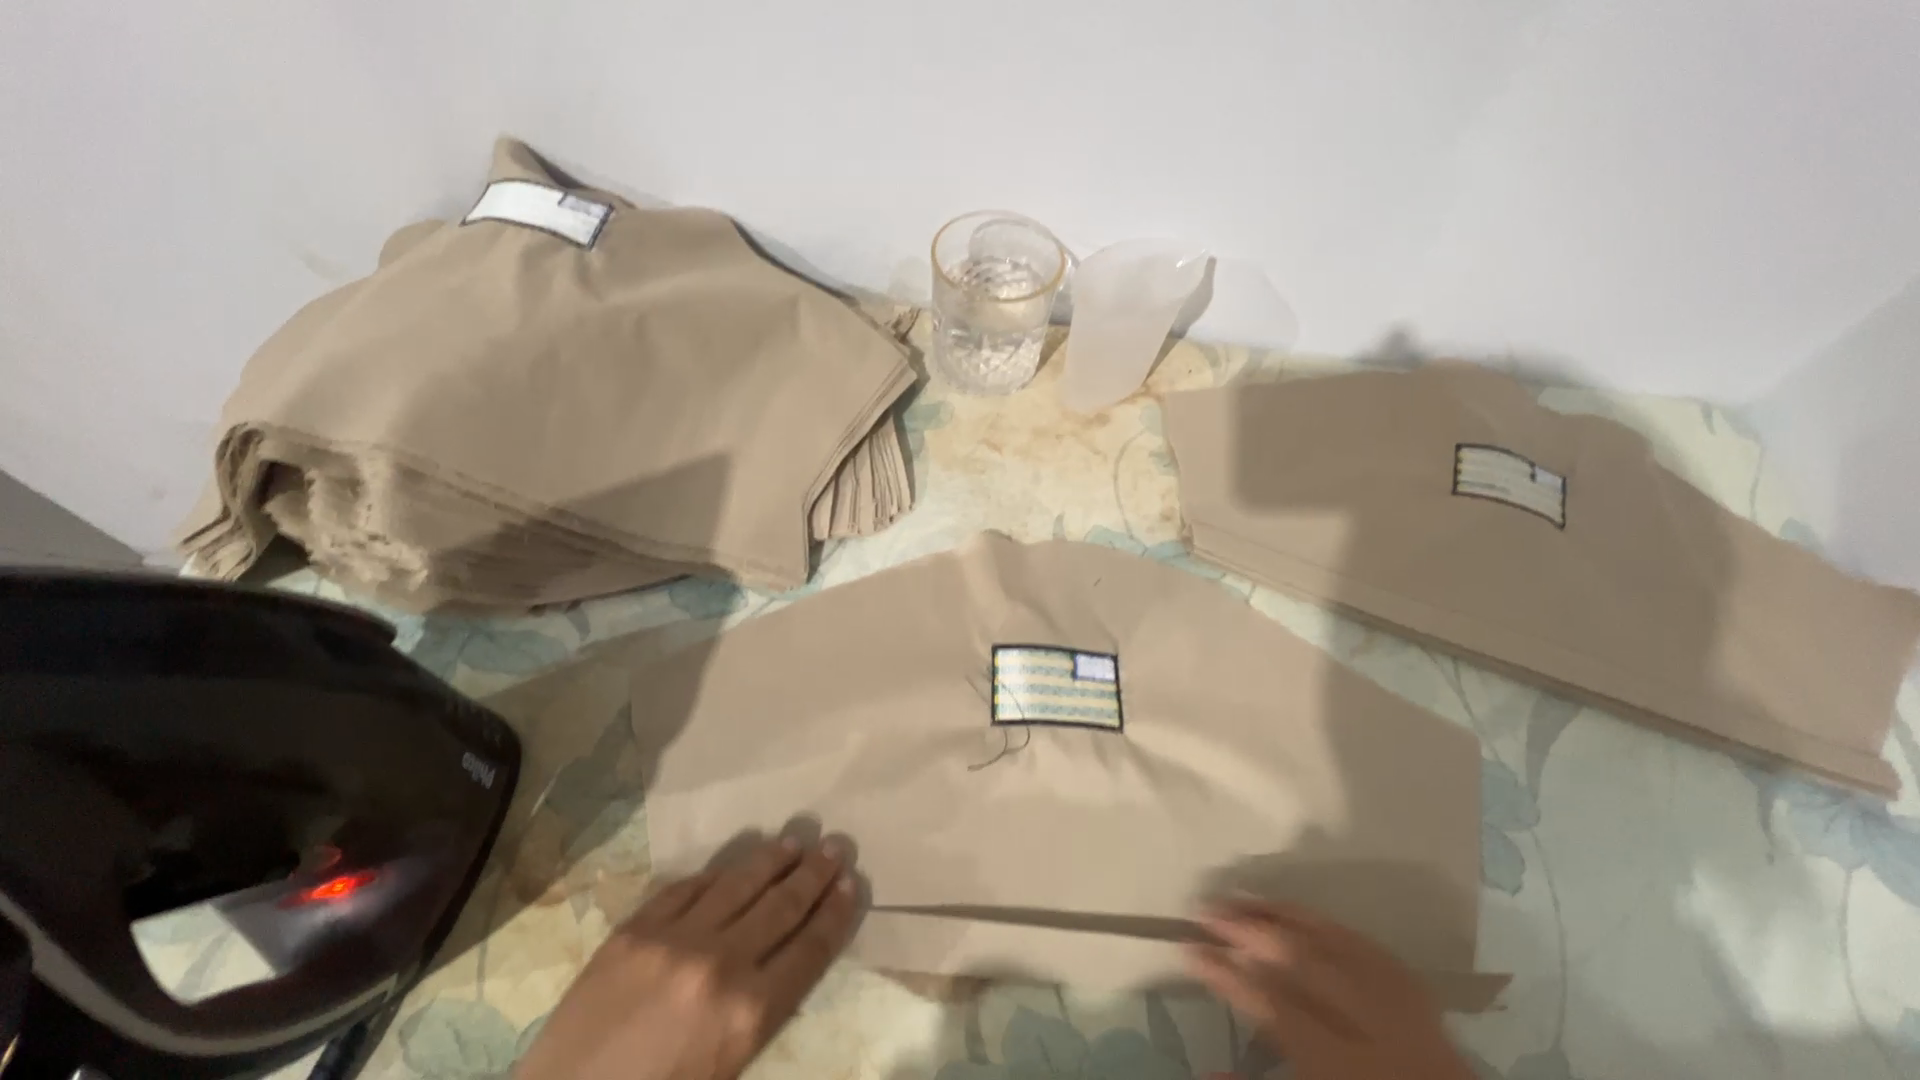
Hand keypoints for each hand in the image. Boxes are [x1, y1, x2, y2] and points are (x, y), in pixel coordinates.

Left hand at [515, 836, 858, 1079]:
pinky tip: (731, 867)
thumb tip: (788, 957)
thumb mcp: (730, 1066)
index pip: (810, 948)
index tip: (851, 884)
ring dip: (772, 860)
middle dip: (814, 874)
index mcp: (749, 1012)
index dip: (835, 912)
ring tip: (794, 841)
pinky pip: (687, 888)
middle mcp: (719, 964)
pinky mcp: (635, 929)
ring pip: (738, 884)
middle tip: (835, 846)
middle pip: (782, 905)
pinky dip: (716, 875)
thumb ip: (762, 1009)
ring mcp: (674, 939)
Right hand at [1185, 898, 1474, 1079]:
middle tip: (1205, 909)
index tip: (1188, 947)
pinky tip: (1297, 913)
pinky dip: (1327, 925)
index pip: (1274, 1006)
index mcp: (1340, 1066)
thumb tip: (1207, 1070)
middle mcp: (1376, 1030)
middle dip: (1249, 930)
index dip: (1227, 973)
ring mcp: (1404, 1007)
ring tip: (1240, 896)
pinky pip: (1370, 947)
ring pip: (1336, 942)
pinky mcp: (1421, 995)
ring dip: (1283, 914)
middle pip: (1304, 961)